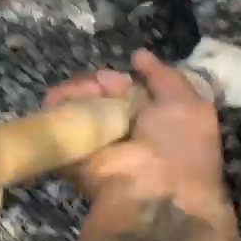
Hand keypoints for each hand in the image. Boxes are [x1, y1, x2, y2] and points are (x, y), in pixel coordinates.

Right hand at [44, 49, 227, 210]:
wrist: (151, 186)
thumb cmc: (179, 145)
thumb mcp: (188, 105)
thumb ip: (164, 77)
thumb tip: (138, 54)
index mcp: (146, 118)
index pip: (120, 88)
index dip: (117, 78)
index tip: (118, 77)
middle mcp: (115, 125)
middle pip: (91, 91)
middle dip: (93, 83)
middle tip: (99, 87)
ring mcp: (87, 135)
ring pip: (69, 99)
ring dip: (75, 91)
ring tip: (83, 95)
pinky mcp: (63, 144)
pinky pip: (51, 117)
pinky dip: (55, 104)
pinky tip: (62, 101)